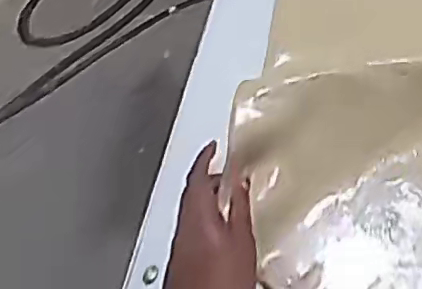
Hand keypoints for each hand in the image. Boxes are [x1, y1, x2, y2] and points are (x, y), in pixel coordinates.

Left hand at [163, 142, 255, 288]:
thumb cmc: (222, 280)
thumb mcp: (242, 237)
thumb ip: (240, 205)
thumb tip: (240, 181)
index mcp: (197, 214)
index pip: (196, 176)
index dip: (205, 157)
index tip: (213, 145)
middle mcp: (183, 228)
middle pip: (192, 192)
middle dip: (209, 179)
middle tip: (227, 172)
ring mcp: (179, 246)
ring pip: (191, 211)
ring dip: (206, 199)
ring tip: (227, 198)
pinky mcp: (180, 261)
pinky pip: (190, 228)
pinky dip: (203, 218)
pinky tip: (219, 227)